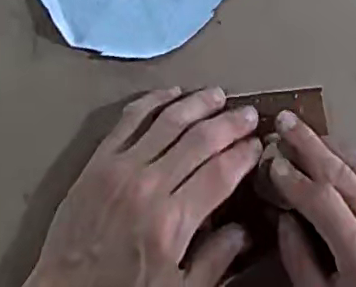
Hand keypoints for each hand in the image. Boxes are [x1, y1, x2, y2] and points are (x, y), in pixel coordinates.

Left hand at [27, 87, 262, 286]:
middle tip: (249, 114)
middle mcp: (150, 186)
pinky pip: (130, 119)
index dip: (245, 154)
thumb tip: (242, 230)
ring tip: (218, 95)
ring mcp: (121, 168)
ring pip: (170, 120)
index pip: (221, 172)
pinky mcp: (98, 162)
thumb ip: (213, 262)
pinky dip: (155, 100)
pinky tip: (173, 92)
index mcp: (172, 223)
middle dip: (231, 123)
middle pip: (201, 139)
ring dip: (199, 102)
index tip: (258, 144)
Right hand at [267, 112, 355, 286]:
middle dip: (311, 145)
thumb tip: (285, 216)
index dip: (295, 179)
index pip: (324, 202)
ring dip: (333, 147)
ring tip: (307, 133)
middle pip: (345, 175)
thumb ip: (301, 263)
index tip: (273, 162)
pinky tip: (337, 153)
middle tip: (287, 123)